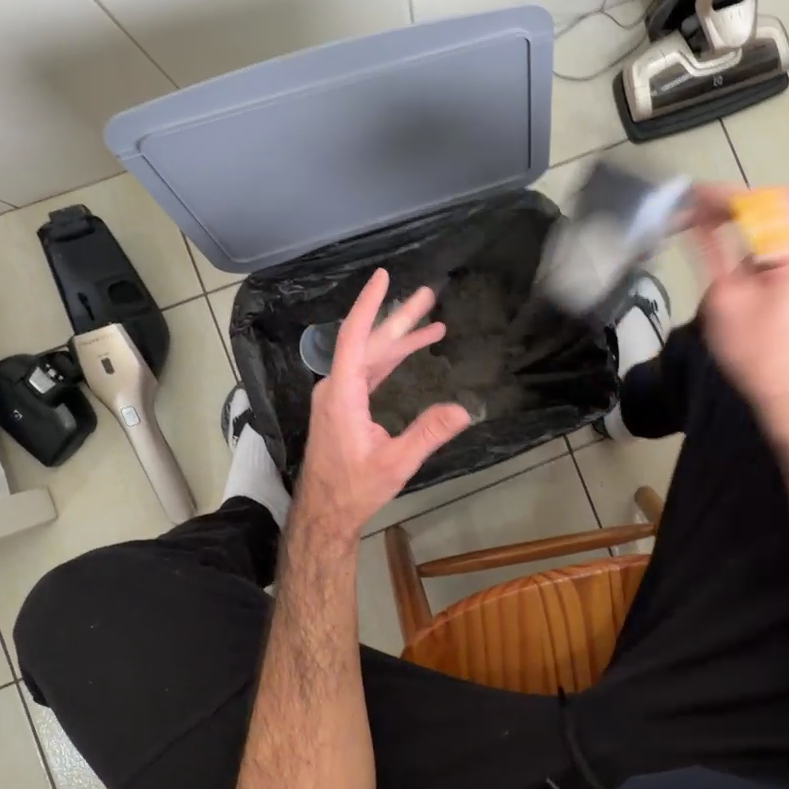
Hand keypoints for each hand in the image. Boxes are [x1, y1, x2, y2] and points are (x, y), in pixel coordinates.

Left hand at [293, 269, 472, 537]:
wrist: (325, 512)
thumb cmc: (355, 489)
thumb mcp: (396, 463)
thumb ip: (428, 434)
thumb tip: (464, 410)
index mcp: (344, 394)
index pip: (354, 338)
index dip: (368, 305)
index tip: (382, 277)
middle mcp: (337, 387)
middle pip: (369, 342)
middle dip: (400, 318)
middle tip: (428, 294)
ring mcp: (339, 396)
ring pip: (371, 356)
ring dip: (400, 338)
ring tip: (433, 319)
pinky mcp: (344, 405)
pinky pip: (368, 370)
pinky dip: (391, 358)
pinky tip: (411, 350)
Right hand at [687, 185, 788, 440]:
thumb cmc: (763, 360)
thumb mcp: (727, 300)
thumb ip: (711, 248)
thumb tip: (694, 215)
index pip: (765, 203)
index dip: (723, 198)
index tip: (690, 198)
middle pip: (785, 201)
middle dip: (741, 204)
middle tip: (703, 214)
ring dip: (757, 218)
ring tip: (718, 229)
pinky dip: (773, 235)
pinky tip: (746, 249)